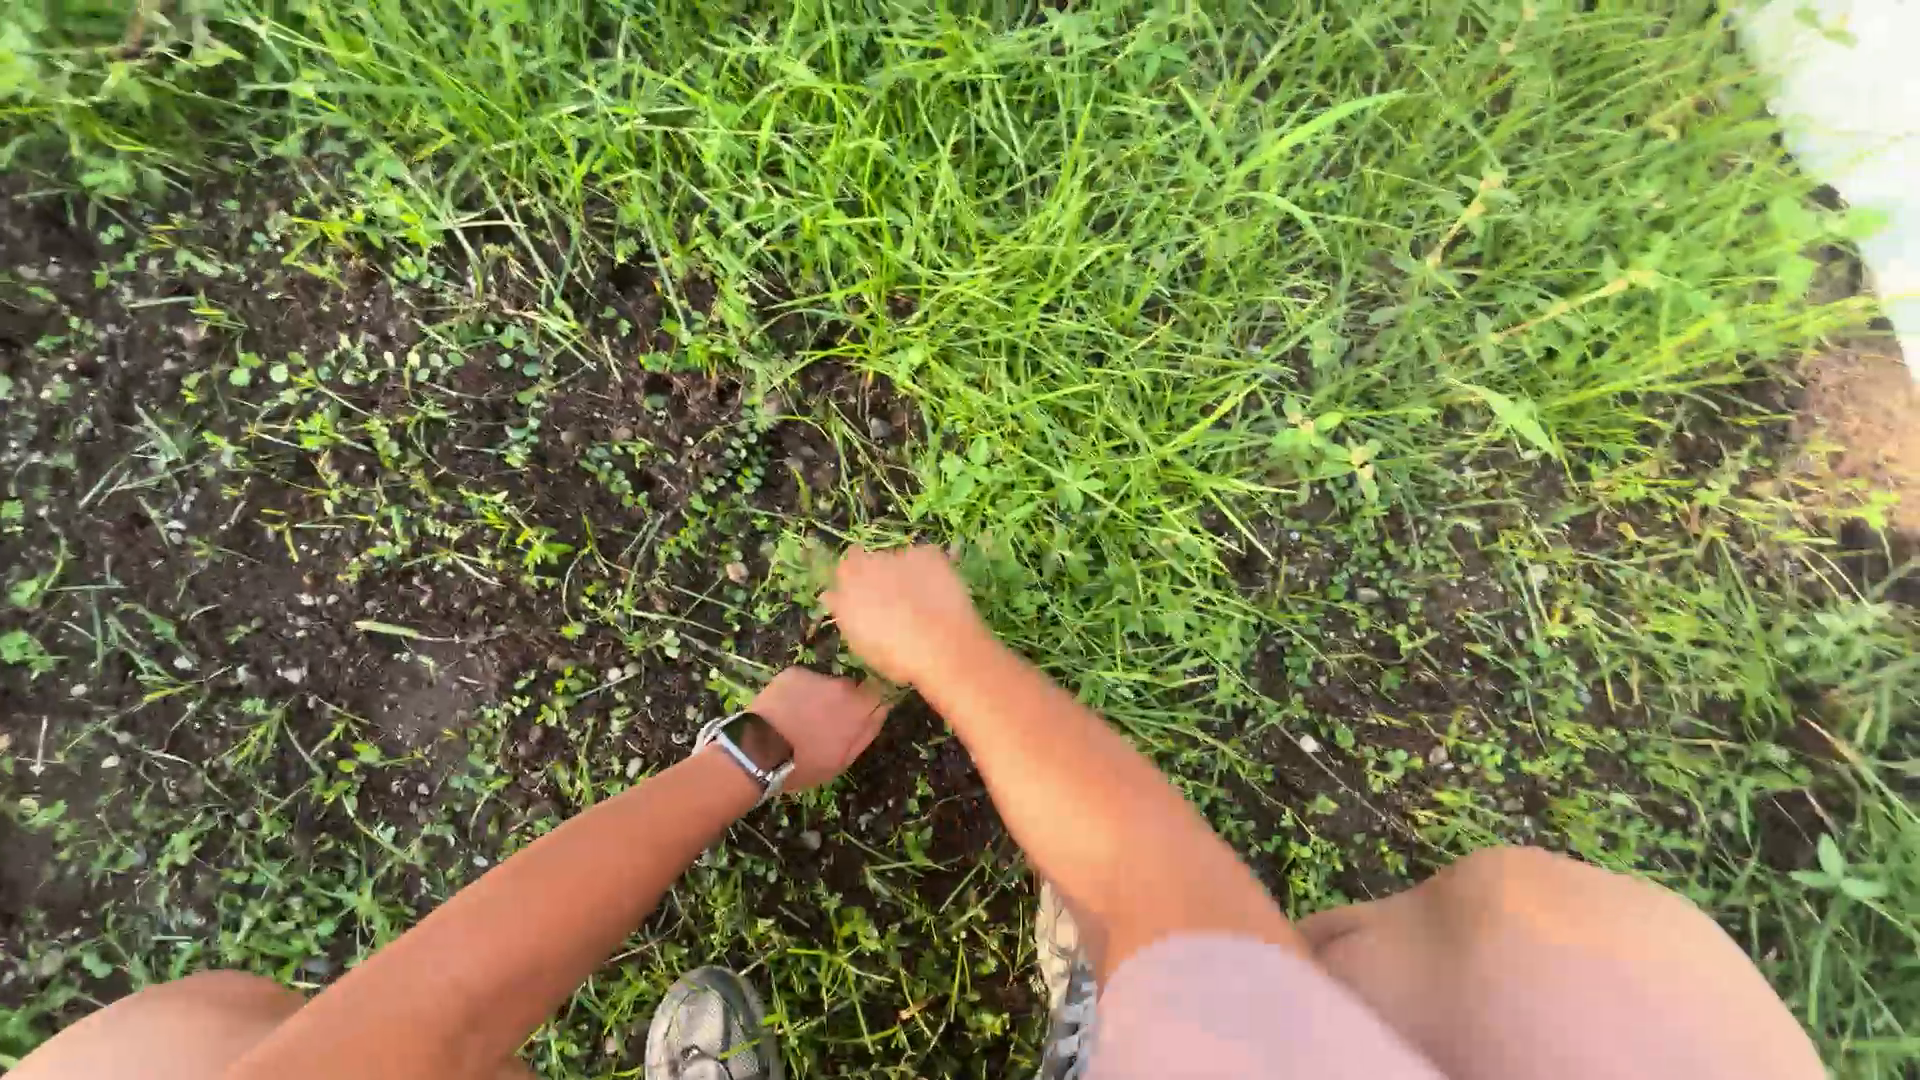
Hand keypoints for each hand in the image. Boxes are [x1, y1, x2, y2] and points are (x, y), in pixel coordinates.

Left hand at [749, 667, 889, 789]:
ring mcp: (817, 676)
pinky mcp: (793, 672)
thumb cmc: (804, 764)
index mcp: (859, 708)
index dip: (869, 704)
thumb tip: (881, 711)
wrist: (757, 751)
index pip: (879, 693)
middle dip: (842, 702)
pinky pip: (803, 680)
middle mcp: (842, 685)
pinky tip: (785, 709)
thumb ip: (867, 732)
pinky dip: (798, 692)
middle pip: (851, 688)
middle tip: (824, 723)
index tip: (858, 718)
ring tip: (800, 718)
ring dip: (819, 696)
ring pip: (825, 684)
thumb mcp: (842, 760)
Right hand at [821, 545, 990, 685]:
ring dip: (904, 572)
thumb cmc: (894, 654)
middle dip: (880, 576)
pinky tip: (936, 591)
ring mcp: (901, 555)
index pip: (845, 568)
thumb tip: (831, 594)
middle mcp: (871, 561)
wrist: (941, 646)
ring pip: (899, 559)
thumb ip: (843, 611)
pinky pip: (924, 557)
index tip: (864, 596)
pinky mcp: (929, 554)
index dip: (855, 580)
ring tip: (920, 599)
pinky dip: (928, 569)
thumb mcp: (859, 641)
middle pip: (872, 561)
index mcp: (848, 582)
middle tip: (894, 601)